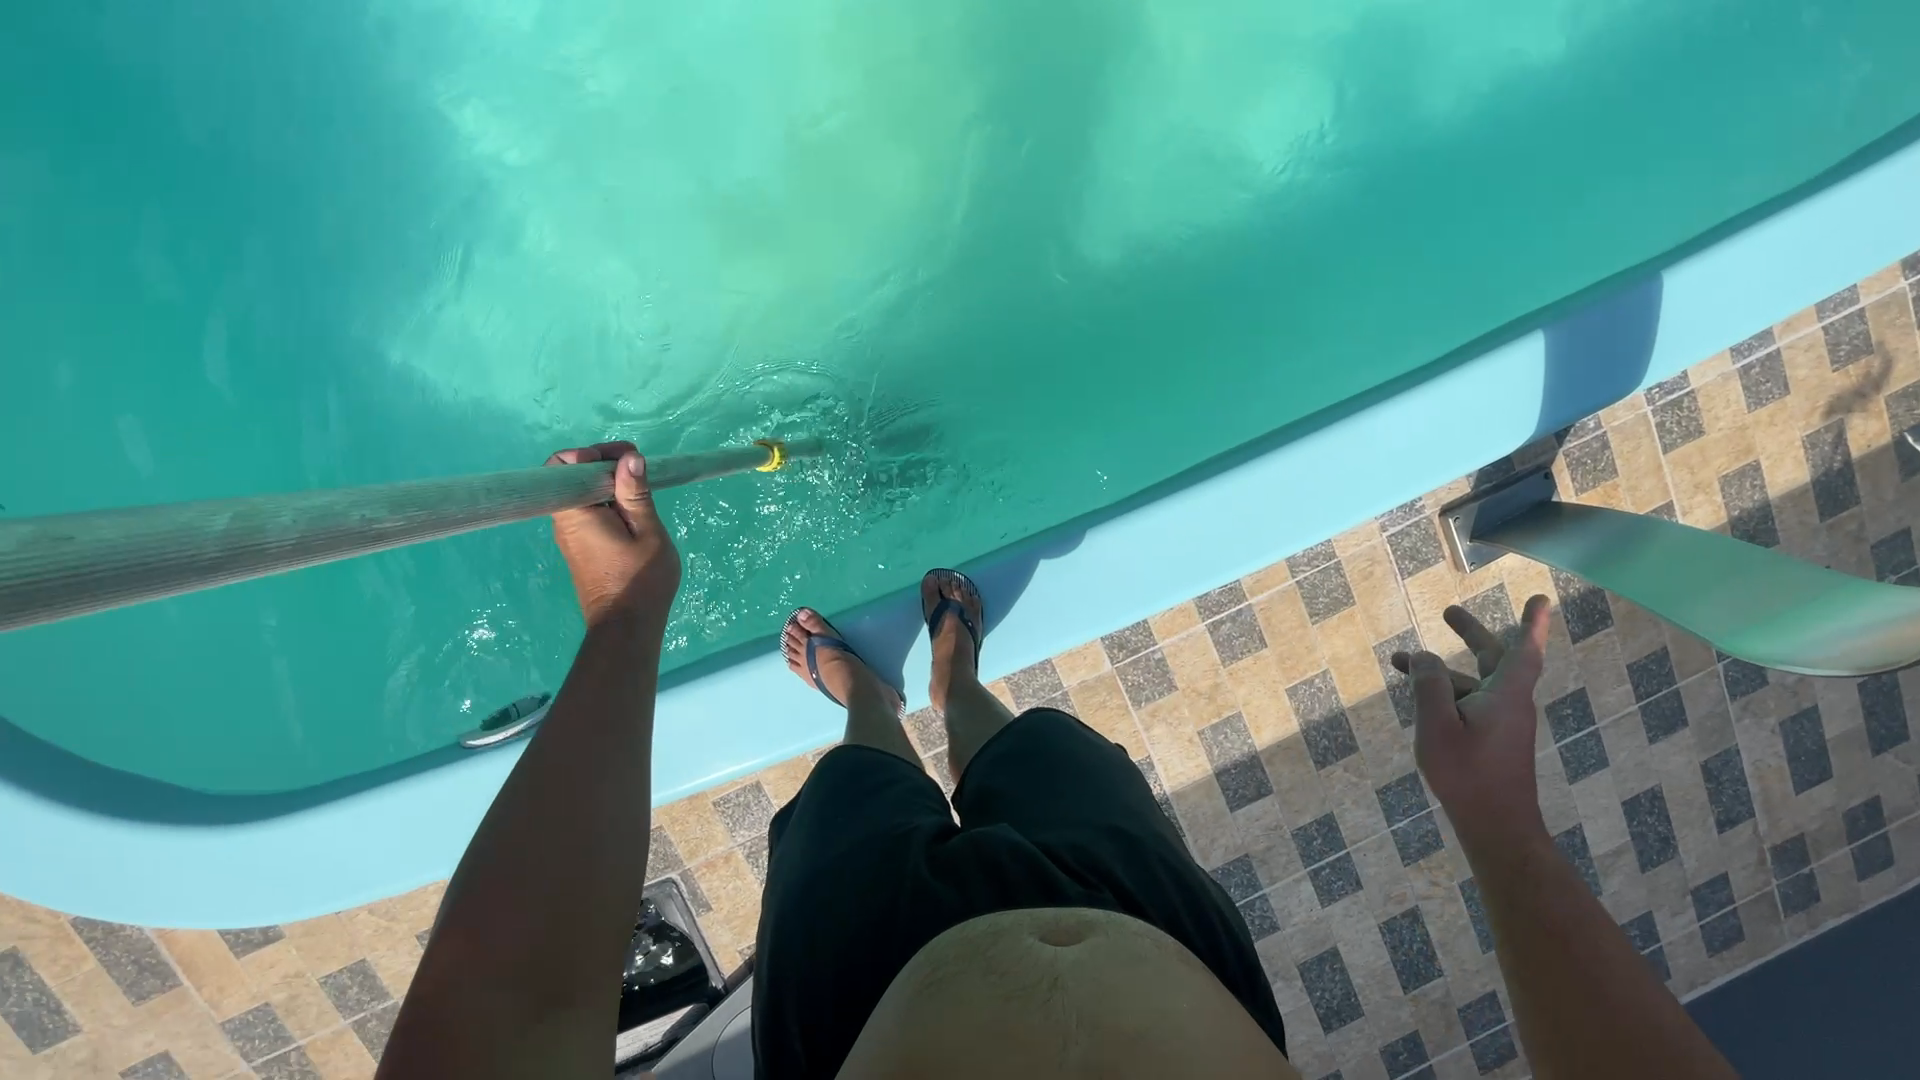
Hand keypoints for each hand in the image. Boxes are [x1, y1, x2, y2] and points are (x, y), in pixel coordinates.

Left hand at [545, 441, 681, 630]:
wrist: (627, 626)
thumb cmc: (641, 579)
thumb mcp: (647, 532)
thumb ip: (636, 494)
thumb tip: (629, 458)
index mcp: (576, 512)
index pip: (563, 464)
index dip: (592, 453)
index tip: (627, 458)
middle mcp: (565, 520)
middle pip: (573, 476)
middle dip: (605, 464)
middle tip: (640, 468)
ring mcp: (572, 534)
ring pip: (583, 493)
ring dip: (610, 483)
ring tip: (643, 487)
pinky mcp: (582, 545)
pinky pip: (590, 511)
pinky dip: (610, 502)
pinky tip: (635, 509)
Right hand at [1392, 595, 1552, 854]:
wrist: (1496, 825)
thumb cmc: (1468, 774)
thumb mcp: (1436, 726)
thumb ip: (1430, 686)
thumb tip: (1424, 656)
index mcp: (1505, 695)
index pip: (1523, 650)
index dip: (1531, 623)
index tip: (1538, 599)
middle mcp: (1509, 703)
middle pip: (1493, 659)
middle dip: (1471, 634)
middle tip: (1448, 612)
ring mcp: (1502, 722)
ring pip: (1473, 683)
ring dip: (1441, 671)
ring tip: (1398, 662)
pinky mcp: (1493, 739)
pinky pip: (1469, 702)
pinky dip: (1446, 691)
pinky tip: (1421, 697)